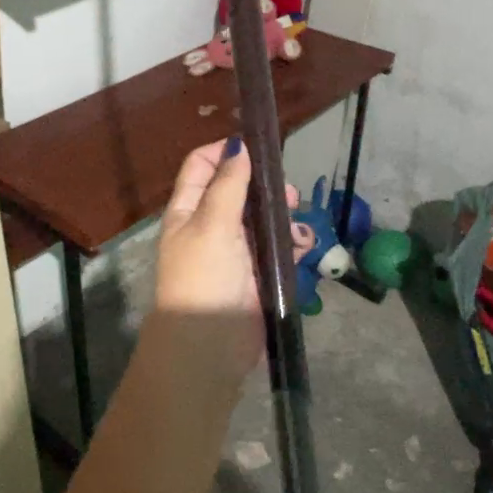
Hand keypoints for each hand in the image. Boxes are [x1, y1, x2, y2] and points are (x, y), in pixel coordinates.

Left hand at [152, 140, 312, 370]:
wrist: (209, 346)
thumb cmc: (204, 277)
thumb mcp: (212, 224)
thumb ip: (228, 185)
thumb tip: (238, 146)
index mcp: (188, 210)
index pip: (201, 166)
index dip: (225, 151)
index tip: (258, 146)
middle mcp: (209, 226)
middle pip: (239, 190)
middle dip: (265, 186)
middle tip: (289, 194)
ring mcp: (235, 252)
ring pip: (263, 219)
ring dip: (284, 216)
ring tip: (298, 225)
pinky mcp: (257, 275)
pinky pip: (278, 249)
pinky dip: (292, 244)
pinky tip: (303, 246)